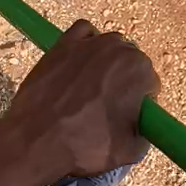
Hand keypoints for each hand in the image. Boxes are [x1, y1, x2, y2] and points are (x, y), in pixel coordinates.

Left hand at [0, 20, 157, 185]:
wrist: (36, 139)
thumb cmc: (84, 146)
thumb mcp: (130, 151)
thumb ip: (144, 136)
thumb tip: (141, 130)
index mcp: (140, 70)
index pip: (149, 84)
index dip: (139, 104)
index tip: (126, 117)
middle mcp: (118, 48)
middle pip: (129, 63)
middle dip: (123, 82)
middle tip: (106, 107)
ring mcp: (89, 43)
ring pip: (108, 48)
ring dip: (105, 64)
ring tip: (90, 89)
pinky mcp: (64, 43)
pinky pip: (83, 34)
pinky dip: (86, 44)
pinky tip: (79, 63)